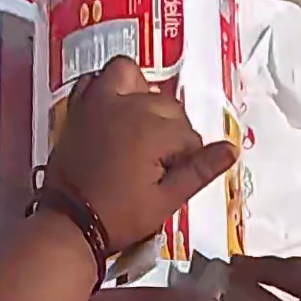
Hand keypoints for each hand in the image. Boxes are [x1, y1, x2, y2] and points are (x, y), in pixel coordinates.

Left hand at [44, 56, 238, 250]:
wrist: (69, 224)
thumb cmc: (117, 218)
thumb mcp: (166, 200)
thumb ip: (199, 171)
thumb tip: (231, 150)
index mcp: (151, 130)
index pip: (188, 135)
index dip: (188, 159)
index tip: (176, 178)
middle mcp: (126, 106)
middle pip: (167, 107)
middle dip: (171, 132)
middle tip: (161, 165)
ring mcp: (98, 104)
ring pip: (132, 76)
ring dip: (144, 95)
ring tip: (143, 127)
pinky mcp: (78, 110)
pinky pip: (95, 80)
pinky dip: (108, 88)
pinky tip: (115, 112)